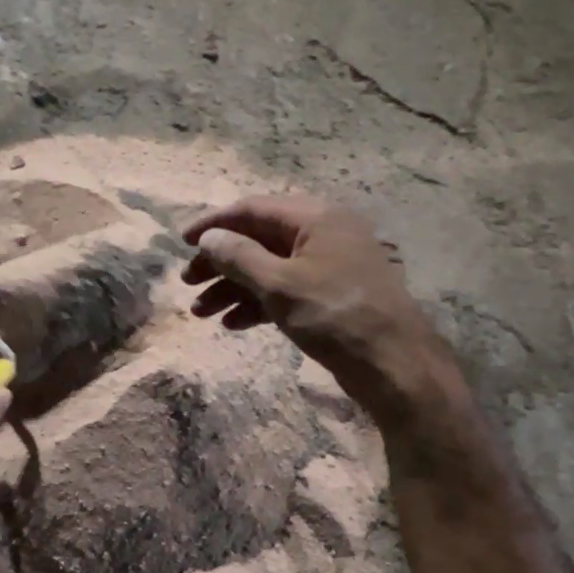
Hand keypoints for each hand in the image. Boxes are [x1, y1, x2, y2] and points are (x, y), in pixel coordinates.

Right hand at [181, 197, 461, 420]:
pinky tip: (232, 325)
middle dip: (221, 262)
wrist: (392, 362)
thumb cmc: (334, 315)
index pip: (252, 209)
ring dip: (233, 288)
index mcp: (315, 218)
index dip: (214, 225)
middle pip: (258, 240)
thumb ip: (239, 257)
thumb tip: (209, 237)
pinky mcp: (330, 296)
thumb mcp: (279, 284)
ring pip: (269, 269)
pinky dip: (257, 304)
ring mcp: (328, 266)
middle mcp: (322, 234)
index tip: (181, 243)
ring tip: (201, 313)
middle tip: (187, 284)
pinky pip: (285, 290)